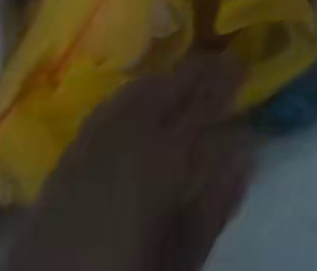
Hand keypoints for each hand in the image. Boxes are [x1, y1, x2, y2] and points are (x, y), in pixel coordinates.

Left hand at [6, 57, 254, 270]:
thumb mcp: (182, 254)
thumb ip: (216, 202)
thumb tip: (244, 151)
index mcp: (164, 155)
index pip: (203, 102)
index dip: (226, 80)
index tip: (246, 66)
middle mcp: (129, 132)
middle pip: (170, 85)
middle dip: (199, 71)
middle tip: (225, 64)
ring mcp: (96, 134)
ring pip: (139, 87)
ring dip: (168, 79)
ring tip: (190, 79)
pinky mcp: (71, 148)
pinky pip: (111, 102)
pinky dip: (136, 91)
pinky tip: (143, 99)